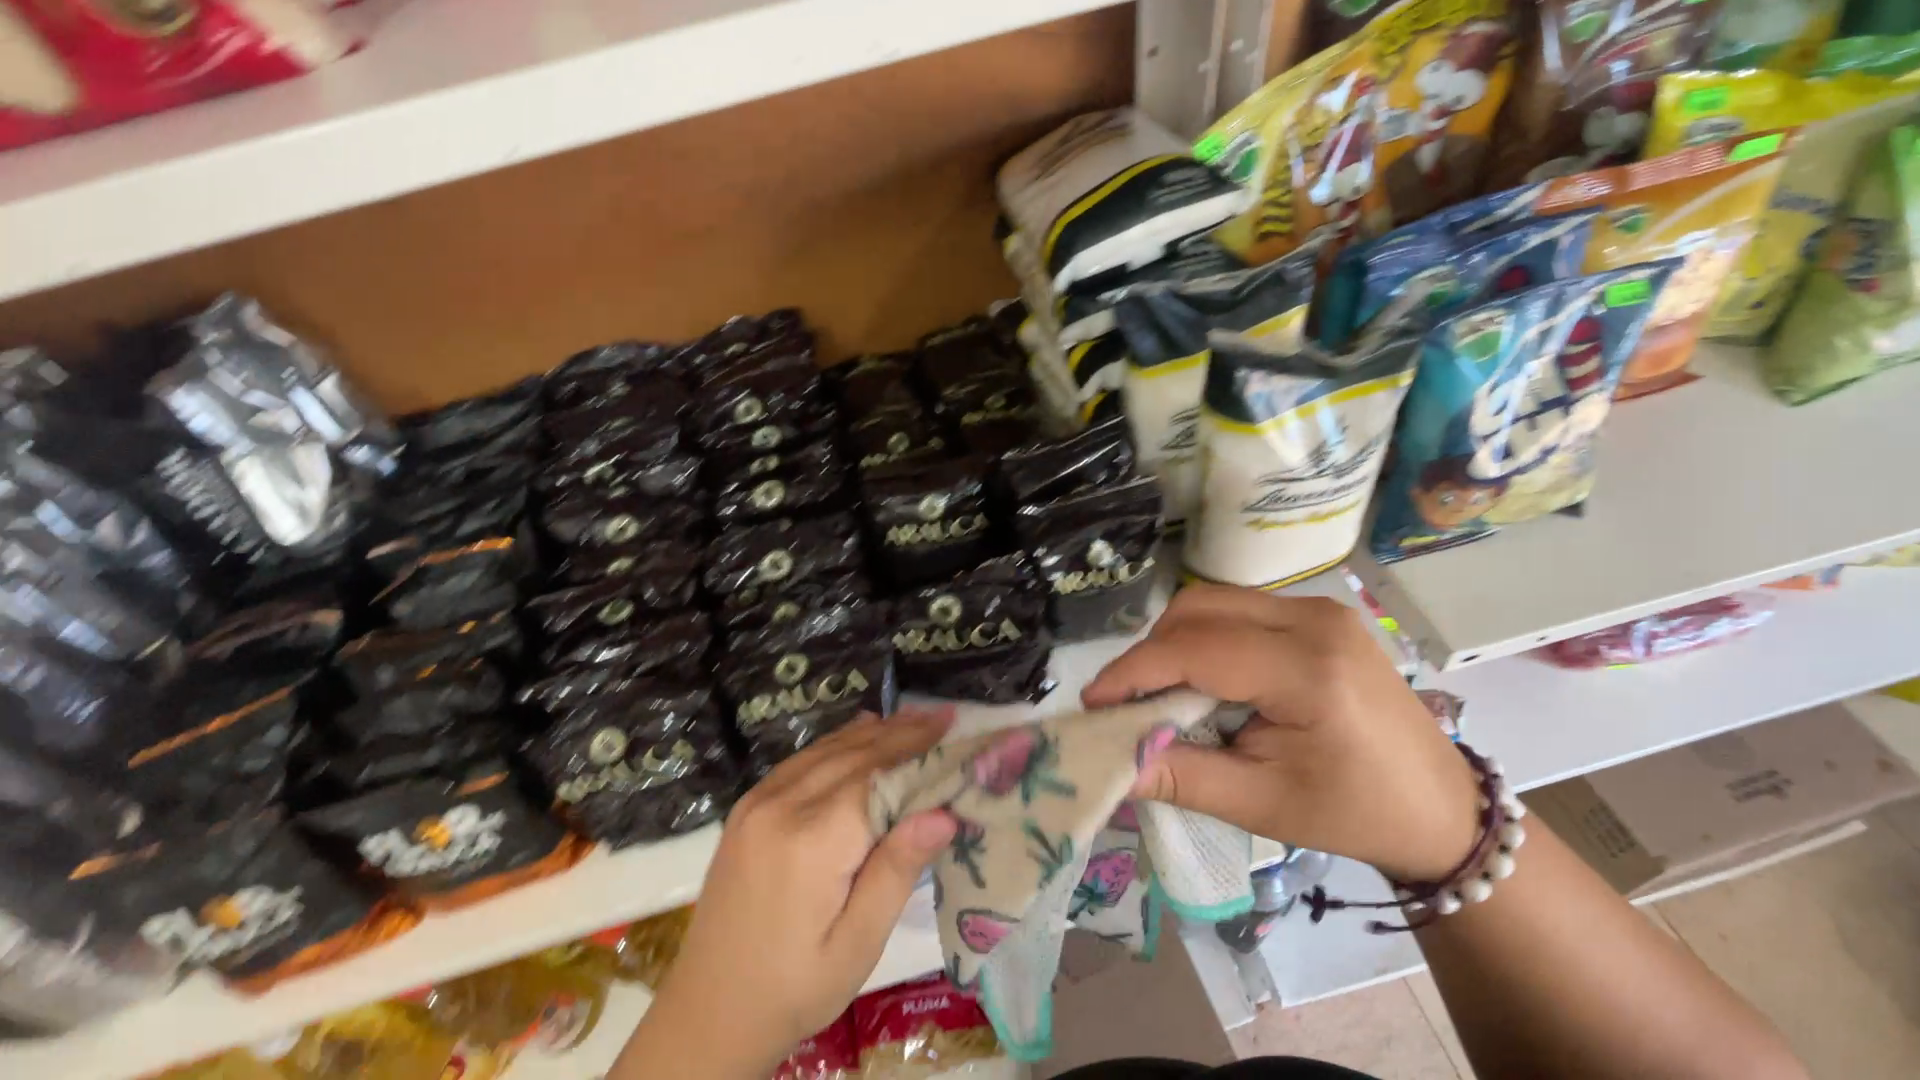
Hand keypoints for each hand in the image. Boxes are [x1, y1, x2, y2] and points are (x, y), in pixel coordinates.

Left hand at [614, 708, 957, 1079]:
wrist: (708, 1011)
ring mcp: (757, 804)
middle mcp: (780, 808)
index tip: (960, 730)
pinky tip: (861, 731)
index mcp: (811, 842)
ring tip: (917, 717)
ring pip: (827, 752)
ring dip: (874, 733)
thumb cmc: (794, 988)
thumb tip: (943, 813)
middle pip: (853, 756)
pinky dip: (838, 743)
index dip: (920, 752)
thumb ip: (896, 872)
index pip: (878, 778)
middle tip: (947, 715)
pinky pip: (801, 762)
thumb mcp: (856, 944)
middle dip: (903, 734)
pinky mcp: (746, 810)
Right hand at [1083, 584, 1478, 881]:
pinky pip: (1239, 611)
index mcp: (1308, 670)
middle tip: (1128, 705)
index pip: (1196, 649)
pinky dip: (1205, 639)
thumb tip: (1107, 763)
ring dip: (1175, 643)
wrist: (1439, 806)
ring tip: (1162, 697)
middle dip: (1151, 653)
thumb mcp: (1260, 804)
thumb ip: (1179, 776)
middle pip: (1199, 610)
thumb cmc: (1353, 813)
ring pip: (1214, 602)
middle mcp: (1313, 621)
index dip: (1133, 672)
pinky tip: (1205, 683)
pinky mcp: (1319, 616)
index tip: (1093, 706)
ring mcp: (1320, 610)